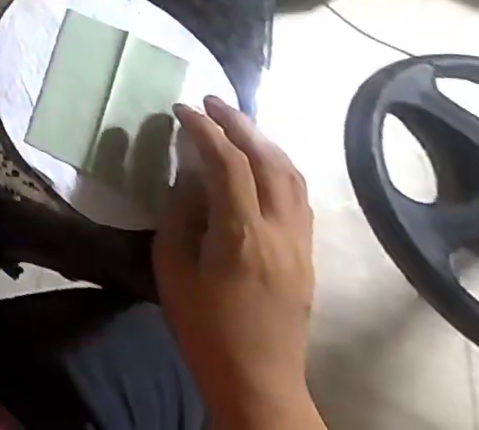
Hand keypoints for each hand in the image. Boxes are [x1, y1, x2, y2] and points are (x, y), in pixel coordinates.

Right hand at [155, 96, 322, 429]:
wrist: (256, 378)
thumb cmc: (201, 321)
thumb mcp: (171, 262)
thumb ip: (181, 213)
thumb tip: (189, 176)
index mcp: (242, 234)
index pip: (228, 164)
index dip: (203, 130)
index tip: (179, 109)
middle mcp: (281, 234)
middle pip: (270, 163)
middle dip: (240, 125)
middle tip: (209, 101)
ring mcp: (301, 246)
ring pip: (293, 178)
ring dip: (263, 143)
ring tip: (234, 123)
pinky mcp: (307, 257)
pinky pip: (298, 199)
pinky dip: (277, 168)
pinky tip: (256, 163)